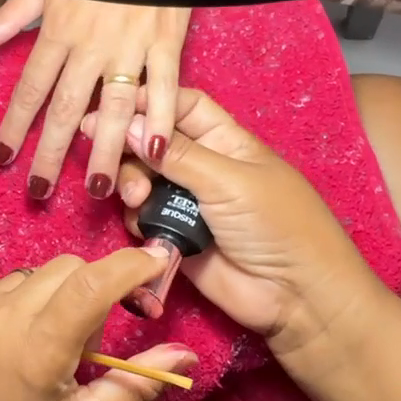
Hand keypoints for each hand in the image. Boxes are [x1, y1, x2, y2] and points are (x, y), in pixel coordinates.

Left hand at [0, 0, 189, 201]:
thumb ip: (10, 17)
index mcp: (58, 31)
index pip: (30, 88)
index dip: (14, 125)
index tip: (1, 157)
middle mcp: (91, 45)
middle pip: (66, 108)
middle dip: (52, 153)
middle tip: (40, 191)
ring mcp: (132, 46)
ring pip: (115, 107)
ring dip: (106, 149)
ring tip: (99, 189)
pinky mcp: (168, 42)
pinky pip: (165, 86)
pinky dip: (162, 118)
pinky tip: (157, 152)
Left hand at [0, 252, 196, 400]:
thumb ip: (135, 385)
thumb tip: (184, 354)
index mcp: (36, 349)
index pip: (90, 284)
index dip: (130, 265)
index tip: (159, 260)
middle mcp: (1, 315)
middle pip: (68, 268)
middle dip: (98, 286)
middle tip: (102, 331)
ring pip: (37, 273)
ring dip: (59, 294)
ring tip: (53, 341)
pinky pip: (6, 282)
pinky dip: (26, 299)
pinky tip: (19, 337)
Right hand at [82, 88, 372, 356]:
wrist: (296, 298)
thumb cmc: (278, 226)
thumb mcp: (229, 181)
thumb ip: (176, 154)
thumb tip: (128, 123)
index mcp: (225, 140)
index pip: (180, 106)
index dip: (150, 102)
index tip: (114, 106)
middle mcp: (202, 164)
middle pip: (151, 140)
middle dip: (129, 146)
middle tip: (104, 154)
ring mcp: (186, 200)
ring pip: (140, 177)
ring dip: (130, 182)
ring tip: (135, 197)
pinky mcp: (173, 233)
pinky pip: (141, 214)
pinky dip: (135, 215)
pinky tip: (144, 225)